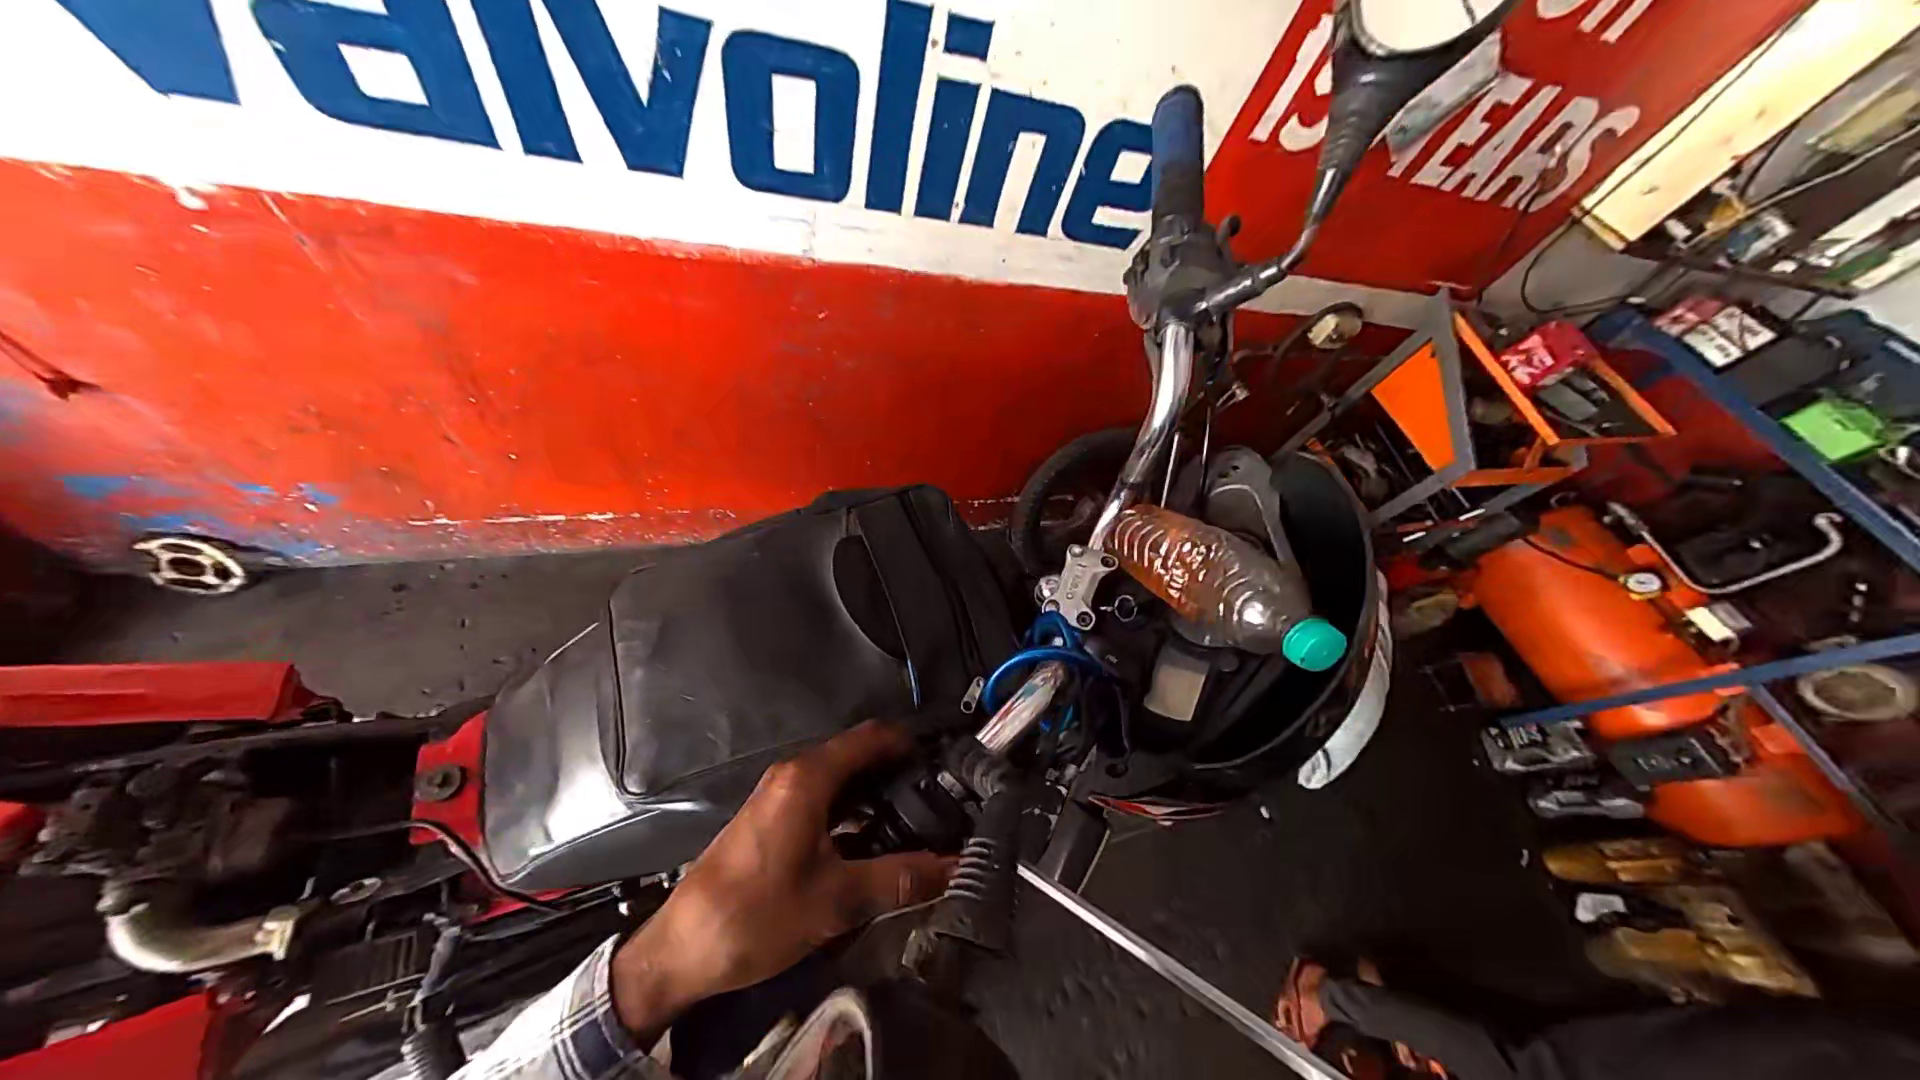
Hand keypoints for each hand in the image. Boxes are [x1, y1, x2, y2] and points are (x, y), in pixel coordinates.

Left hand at [609, 720, 954, 1038]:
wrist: (681, 948)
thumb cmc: (757, 913)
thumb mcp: (836, 900)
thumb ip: (899, 878)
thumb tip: (954, 868)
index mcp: (808, 777)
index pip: (872, 737)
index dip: (911, 744)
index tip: (946, 764)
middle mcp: (794, 774)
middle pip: (858, 755)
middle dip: (899, 771)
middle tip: (939, 798)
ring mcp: (779, 794)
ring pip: (840, 778)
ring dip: (876, 793)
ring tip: (916, 820)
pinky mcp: (771, 817)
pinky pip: (823, 797)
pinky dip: (852, 809)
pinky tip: (872, 841)